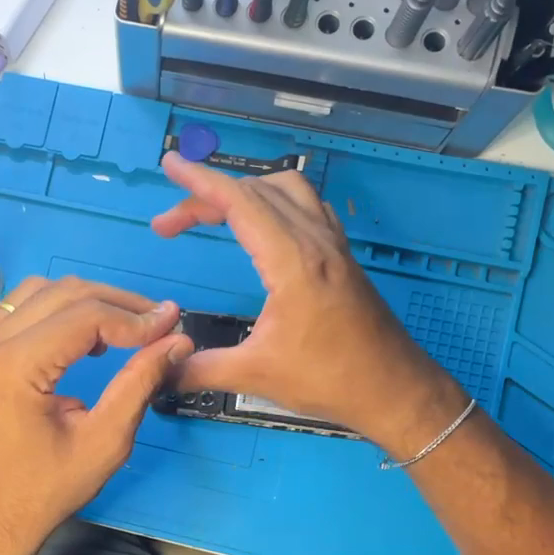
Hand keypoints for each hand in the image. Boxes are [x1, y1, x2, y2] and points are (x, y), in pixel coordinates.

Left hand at [0, 277, 192, 554]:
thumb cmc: (46, 488)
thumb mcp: (104, 442)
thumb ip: (140, 385)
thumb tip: (178, 341)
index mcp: (15, 367)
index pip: (85, 316)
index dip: (135, 318)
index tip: (172, 328)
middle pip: (65, 293)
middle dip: (118, 304)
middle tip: (160, 323)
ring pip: (43, 291)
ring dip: (89, 301)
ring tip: (127, 329)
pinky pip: (24, 307)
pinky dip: (61, 310)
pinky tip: (87, 336)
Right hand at [150, 152, 465, 453]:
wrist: (393, 389)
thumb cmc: (329, 379)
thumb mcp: (256, 376)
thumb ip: (200, 368)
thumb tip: (160, 370)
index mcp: (292, 260)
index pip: (240, 203)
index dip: (200, 182)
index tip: (171, 165)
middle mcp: (314, 240)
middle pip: (256, 192)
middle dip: (207, 197)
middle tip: (169, 225)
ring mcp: (333, 244)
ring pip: (287, 190)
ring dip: (245, 192)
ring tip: (213, 214)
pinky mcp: (342, 257)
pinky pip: (308, 207)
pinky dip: (276, 202)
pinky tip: (264, 226)